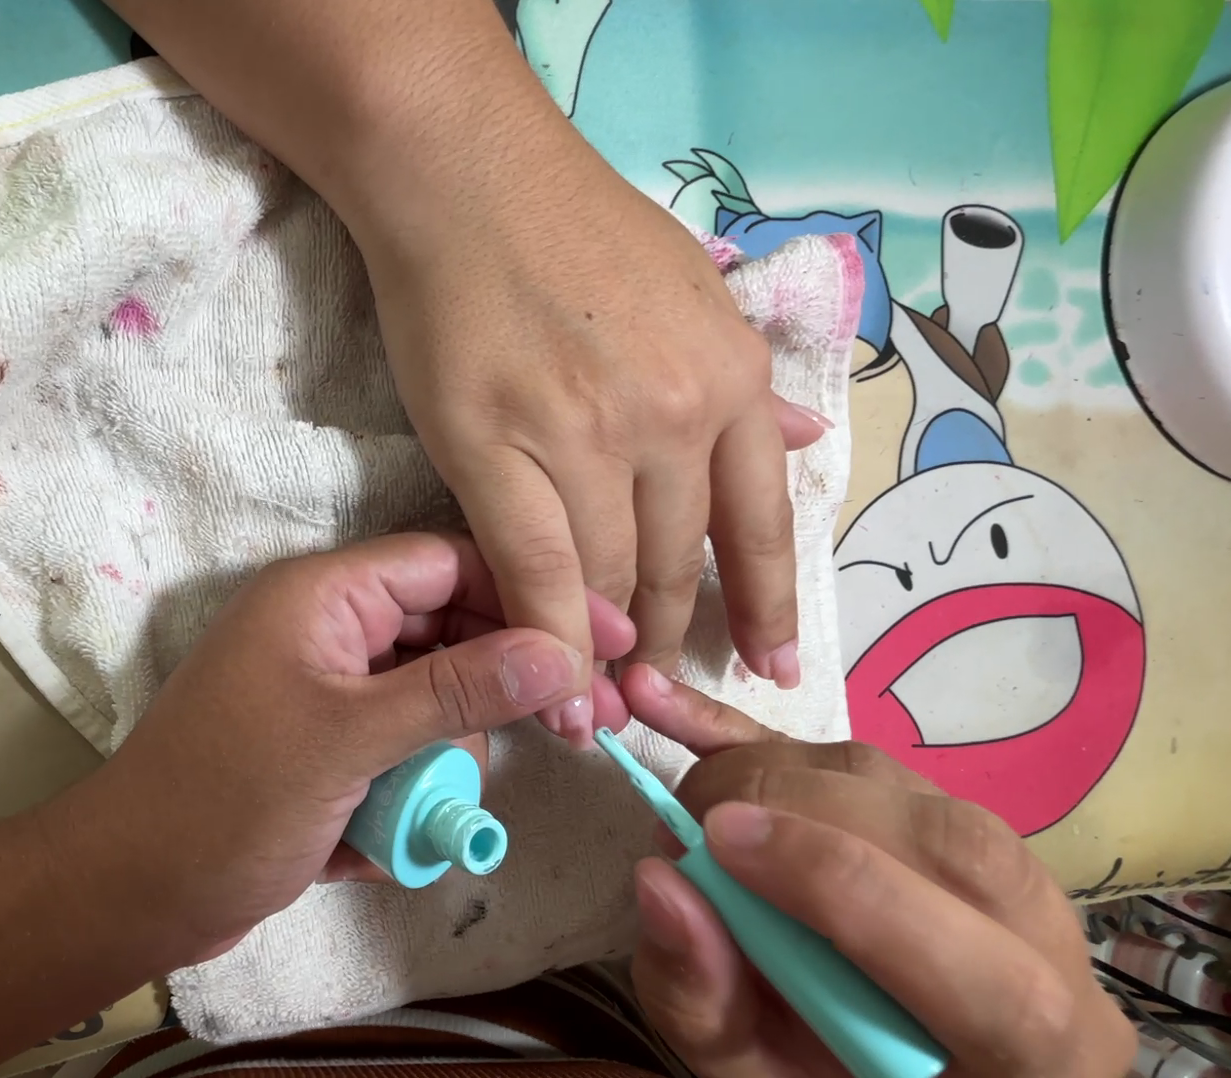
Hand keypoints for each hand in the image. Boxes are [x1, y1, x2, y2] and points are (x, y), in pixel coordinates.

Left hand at [47, 532, 634, 965]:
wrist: (136, 890)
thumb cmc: (230, 797)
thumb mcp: (349, 739)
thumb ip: (456, 690)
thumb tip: (561, 650)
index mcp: (322, 595)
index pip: (446, 563)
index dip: (528, 594)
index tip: (608, 638)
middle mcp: (328, 628)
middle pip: (446, 630)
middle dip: (498, 687)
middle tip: (574, 732)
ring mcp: (327, 688)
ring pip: (428, 698)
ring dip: (443, 753)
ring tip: (428, 806)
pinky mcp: (326, 744)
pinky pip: (396, 746)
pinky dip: (404, 789)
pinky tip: (384, 836)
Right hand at [355, 120, 829, 743]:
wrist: (465, 184)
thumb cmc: (566, 232)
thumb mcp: (686, 289)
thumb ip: (738, 377)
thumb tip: (796, 434)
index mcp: (725, 377)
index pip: (757, 523)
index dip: (762, 605)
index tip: (767, 670)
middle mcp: (671, 417)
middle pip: (667, 562)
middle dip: (658, 638)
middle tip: (647, 697)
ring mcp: (584, 438)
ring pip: (601, 577)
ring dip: (600, 649)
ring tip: (594, 707)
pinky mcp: (493, 451)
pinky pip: (532, 568)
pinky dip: (545, 633)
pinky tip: (555, 687)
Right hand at [617, 665, 1135, 1077]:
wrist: (870, 1050)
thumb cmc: (815, 1075)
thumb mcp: (749, 1074)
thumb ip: (704, 1000)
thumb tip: (659, 880)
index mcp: (1034, 1056)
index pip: (982, 969)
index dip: (840, 885)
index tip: (712, 842)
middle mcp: (1041, 942)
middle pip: (943, 838)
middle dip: (791, 807)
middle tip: (686, 823)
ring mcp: (989, 855)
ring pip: (887, 775)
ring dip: (766, 770)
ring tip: (690, 807)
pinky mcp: (910, 800)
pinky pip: (828, 747)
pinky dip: (738, 726)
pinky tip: (663, 702)